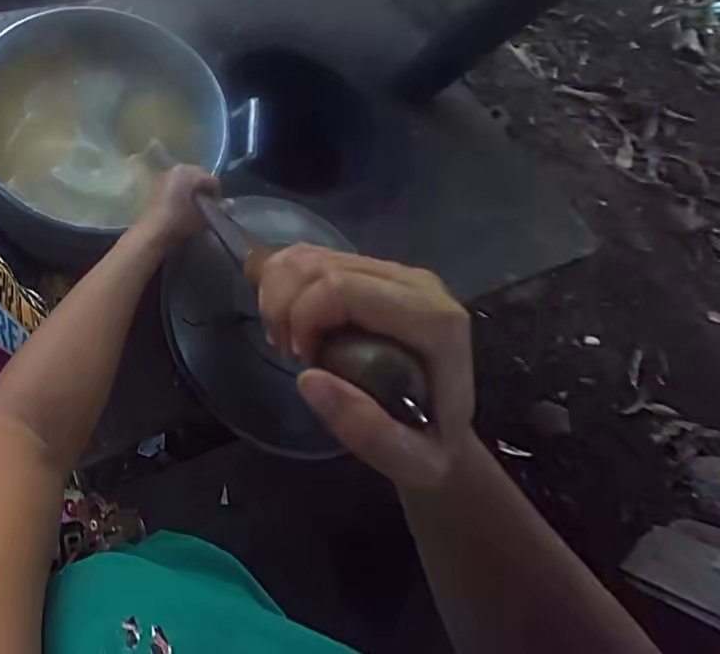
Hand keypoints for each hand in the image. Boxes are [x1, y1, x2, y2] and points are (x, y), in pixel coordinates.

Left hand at [134, 164, 219, 245]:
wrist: (153, 232)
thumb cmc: (180, 223)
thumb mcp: (202, 217)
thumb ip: (217, 208)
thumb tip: (230, 203)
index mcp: (190, 174)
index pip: (212, 180)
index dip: (217, 193)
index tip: (217, 207)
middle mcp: (177, 168)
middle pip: (199, 174)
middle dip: (206, 186)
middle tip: (208, 203)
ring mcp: (165, 174)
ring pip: (187, 175)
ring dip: (194, 185)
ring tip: (196, 202)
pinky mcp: (157, 182)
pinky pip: (176, 180)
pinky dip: (182, 186)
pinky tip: (183, 200)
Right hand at [257, 245, 475, 492]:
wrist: (444, 428)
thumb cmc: (429, 445)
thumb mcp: (410, 464)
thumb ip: (365, 430)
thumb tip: (309, 378)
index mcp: (431, 319)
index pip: (340, 288)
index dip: (302, 317)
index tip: (300, 362)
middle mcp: (413, 282)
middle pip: (317, 266)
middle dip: (282, 306)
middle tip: (287, 352)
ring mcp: (389, 270)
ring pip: (307, 255)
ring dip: (276, 292)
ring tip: (285, 337)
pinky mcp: (367, 268)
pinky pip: (308, 255)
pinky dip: (280, 280)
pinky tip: (284, 316)